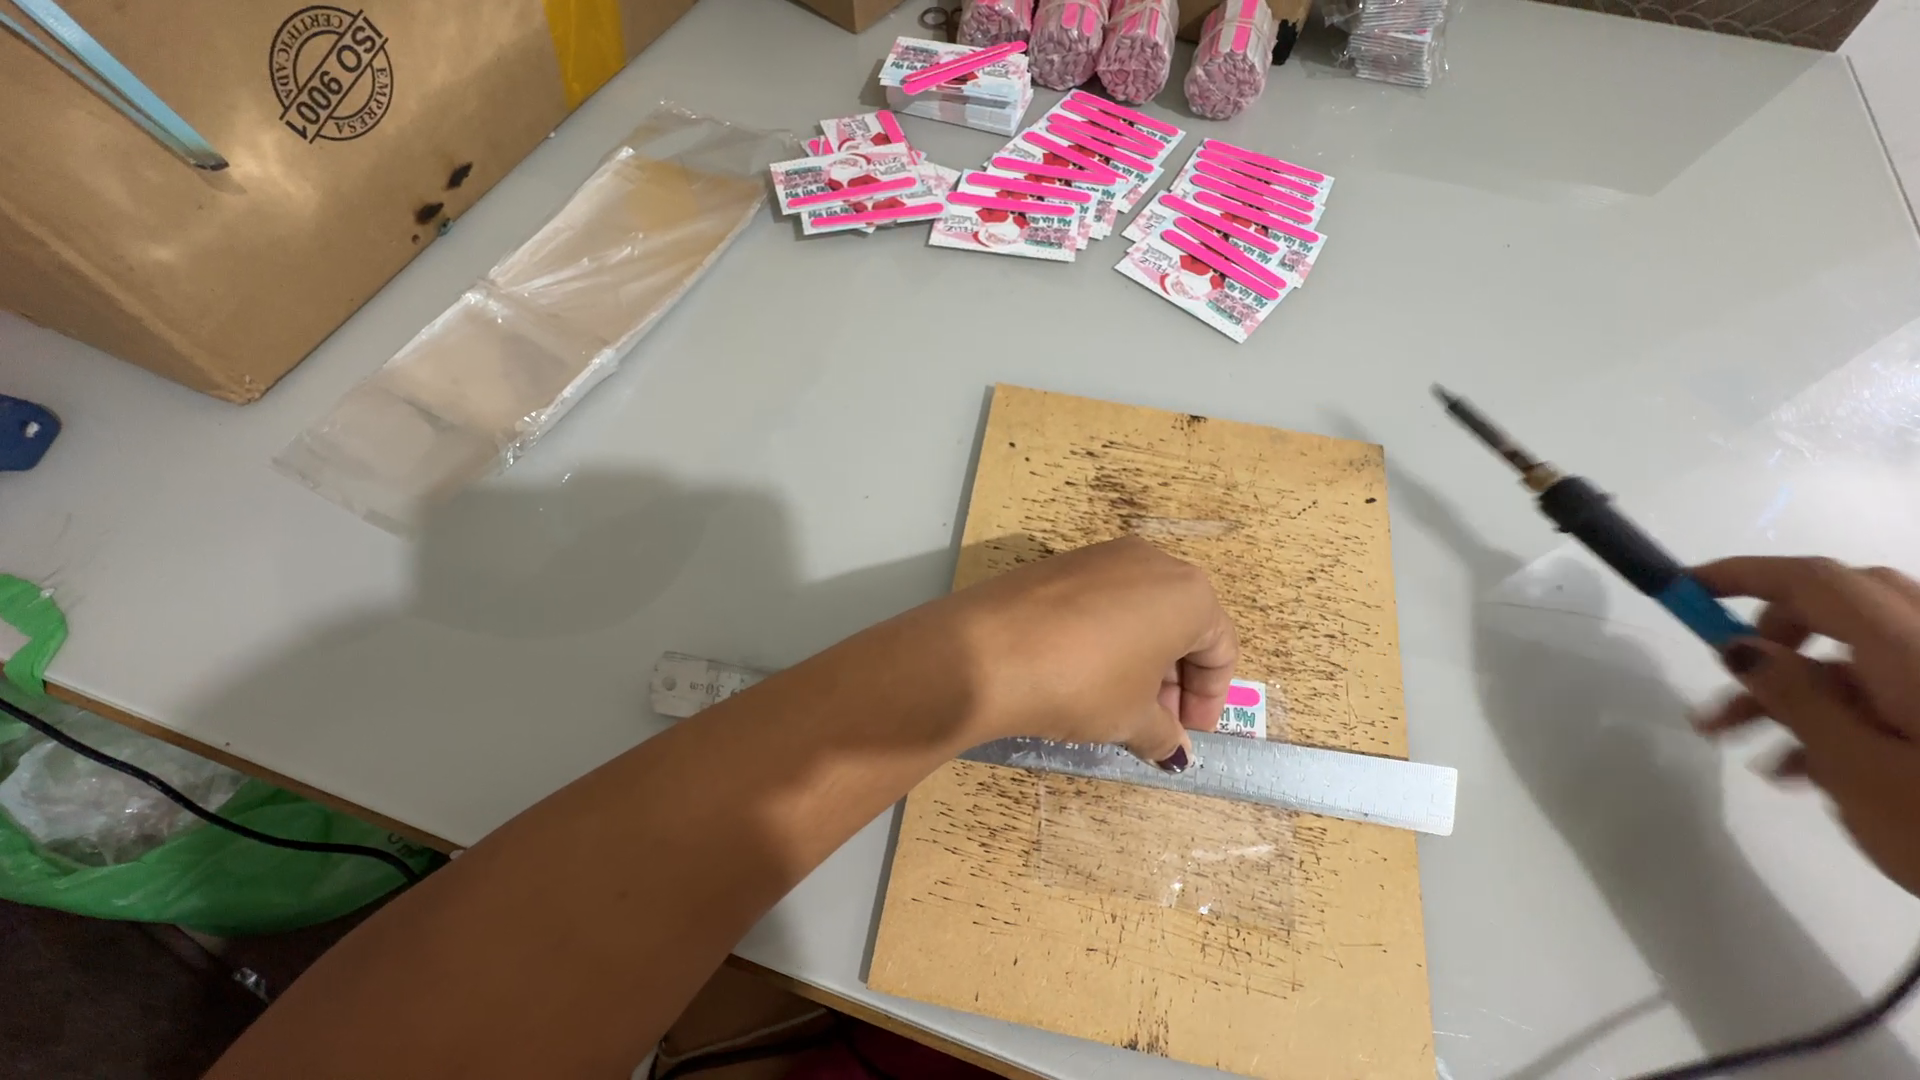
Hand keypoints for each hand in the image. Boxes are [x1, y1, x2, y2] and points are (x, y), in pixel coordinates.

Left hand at [939, 537, 1238, 770]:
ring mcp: (1101, 556)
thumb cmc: (1081, 684)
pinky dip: (1106, 639)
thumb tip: (1173, 749)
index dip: (1209, 699)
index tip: (1188, 735)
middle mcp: (1150, 561)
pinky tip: (1081, 674)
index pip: (1220, 649)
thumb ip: (1163, 734)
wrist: (983, 653)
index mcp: (1188, 592)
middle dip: (1174, 681)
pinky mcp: (1059, 564)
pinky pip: (1102, 603)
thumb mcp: (1131, 718)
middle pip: (1181, 626)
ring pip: (1140, 613)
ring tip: (1117, 705)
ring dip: (1141, 660)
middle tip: (1155, 725)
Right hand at [1693, 556, 1919, 896]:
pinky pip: (1892, 691)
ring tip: (1735, 741)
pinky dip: (1838, 713)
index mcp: (1914, 654)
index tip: (1682, 590)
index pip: (1817, 583)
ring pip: (1860, 658)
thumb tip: (1740, 648)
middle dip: (1774, 631)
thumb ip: (1797, 699)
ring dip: (1793, 687)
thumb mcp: (1860, 770)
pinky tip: (1802, 771)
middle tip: (1734, 672)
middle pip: (1844, 607)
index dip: (1743, 575)